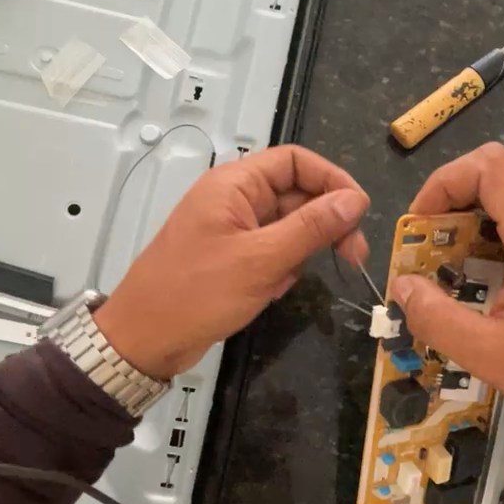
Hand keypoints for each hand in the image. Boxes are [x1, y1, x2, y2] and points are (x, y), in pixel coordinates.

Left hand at [96, 145, 369, 378]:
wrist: (144, 341)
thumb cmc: (196, 294)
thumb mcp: (262, 260)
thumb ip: (312, 227)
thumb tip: (356, 200)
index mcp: (235, 185)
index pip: (296, 161)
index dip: (333, 180)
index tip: (359, 212)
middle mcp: (236, 199)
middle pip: (298, 193)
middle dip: (327, 222)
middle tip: (353, 256)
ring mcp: (234, 229)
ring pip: (290, 226)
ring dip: (302, 252)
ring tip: (287, 281)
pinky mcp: (234, 257)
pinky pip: (275, 252)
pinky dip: (283, 270)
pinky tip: (272, 291)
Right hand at [391, 143, 503, 417]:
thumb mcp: (488, 355)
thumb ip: (437, 318)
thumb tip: (401, 286)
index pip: (490, 167)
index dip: (445, 181)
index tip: (422, 223)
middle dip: (459, 185)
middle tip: (435, 228)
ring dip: (484, 194)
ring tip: (459, 237)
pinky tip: (493, 252)